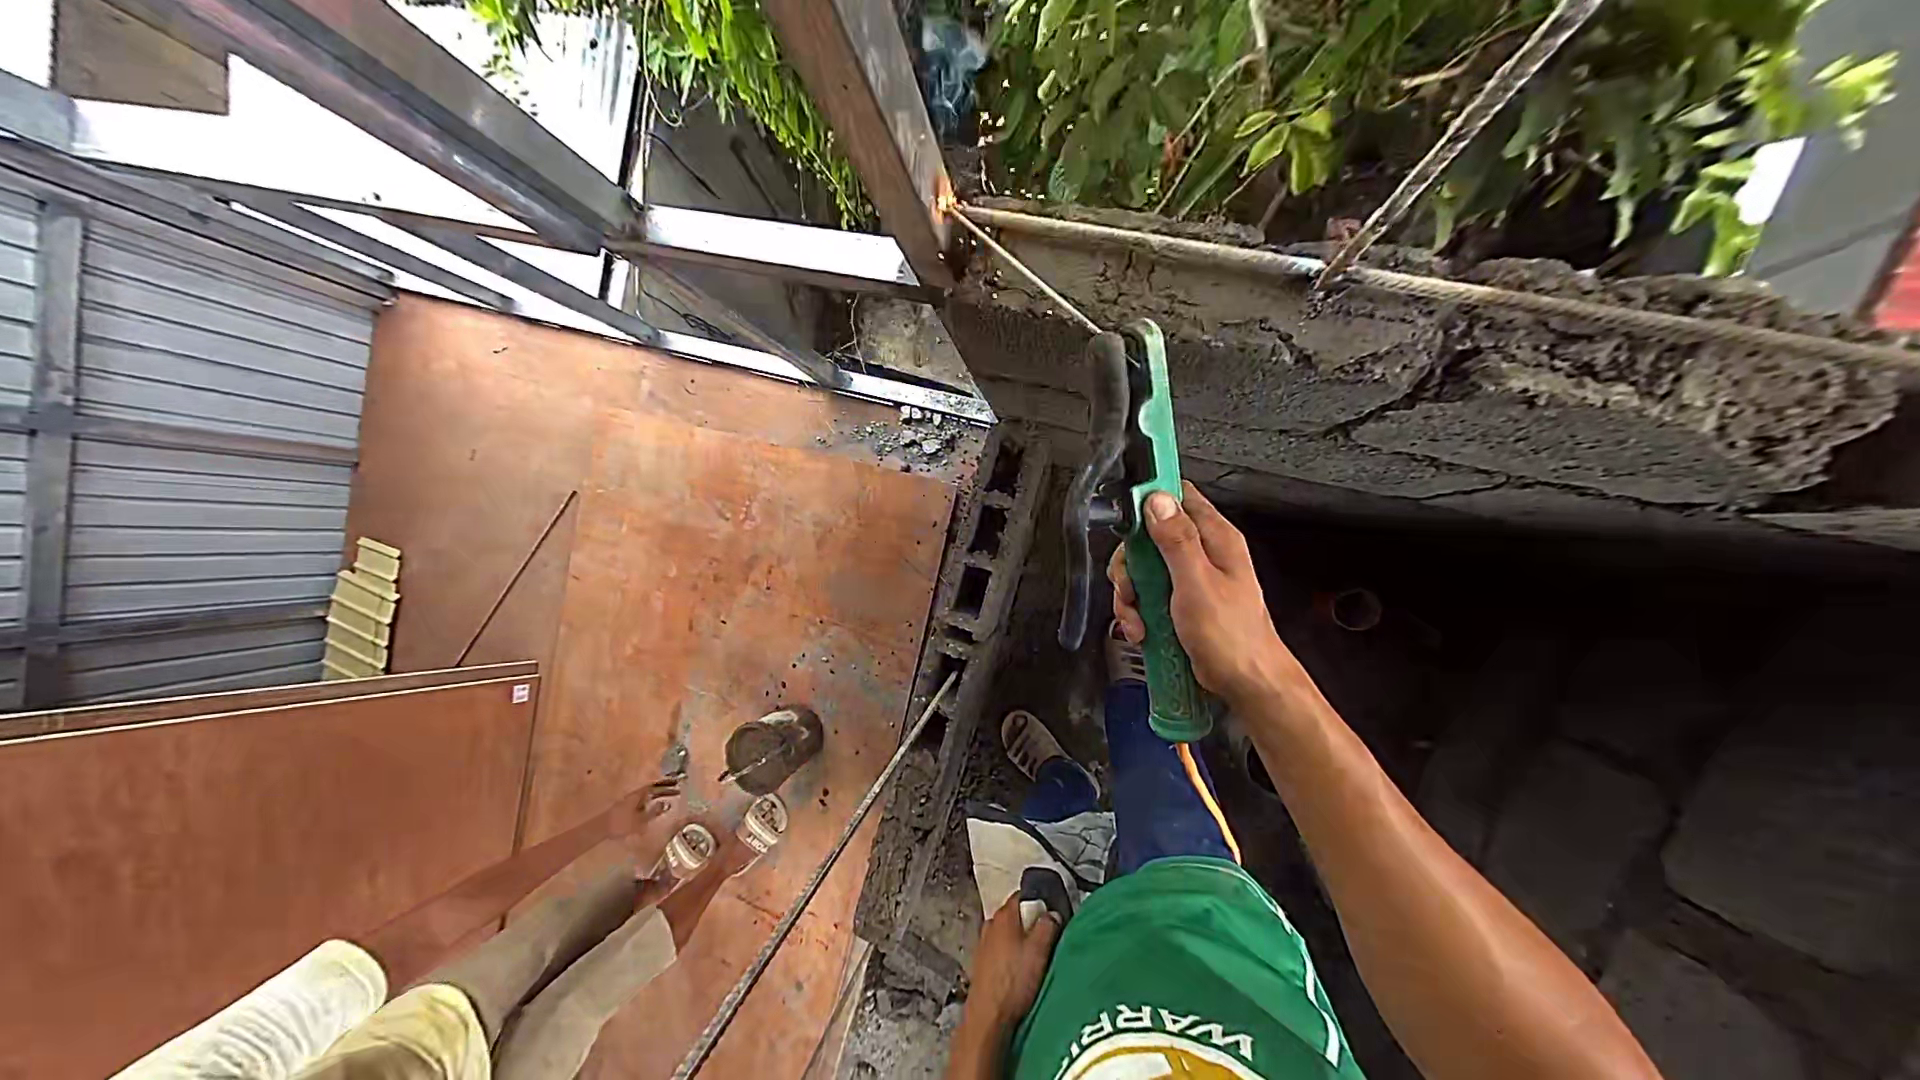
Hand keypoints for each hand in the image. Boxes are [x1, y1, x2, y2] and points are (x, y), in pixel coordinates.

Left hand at [606, 774, 683, 840]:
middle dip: (662, 790)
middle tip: (674, 791)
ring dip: (655, 796)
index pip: (656, 786)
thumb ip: (654, 812)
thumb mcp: (640, 820)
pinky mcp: (624, 809)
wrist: (601, 829)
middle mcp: (634, 795)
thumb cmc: (622, 823)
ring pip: (645, 796)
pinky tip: (651, 810)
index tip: (677, 784)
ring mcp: (628, 801)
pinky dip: (648, 804)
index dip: (666, 784)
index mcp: (639, 794)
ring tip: (664, 800)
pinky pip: (641, 802)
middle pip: (651, 789)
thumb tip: (667, 804)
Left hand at [962, 894, 1060, 1036]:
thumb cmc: (1014, 982)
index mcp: (1004, 915)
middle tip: (1047, 938)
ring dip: (1020, 940)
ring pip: (1008, 933)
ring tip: (1034, 958)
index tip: (1052, 913)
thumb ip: (1048, 926)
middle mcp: (991, 923)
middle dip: (1030, 922)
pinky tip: (1018, 971)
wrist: (988, 1017)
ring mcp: (984, 943)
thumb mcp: (1039, 951)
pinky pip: (1000, 949)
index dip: (1039, 901)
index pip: (1023, 895)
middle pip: (1015, 914)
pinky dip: (1010, 954)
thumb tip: (1052, 913)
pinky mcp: (981, 962)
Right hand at [1109, 481, 1300, 705]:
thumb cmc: (1234, 638)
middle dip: (1131, 564)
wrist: (1245, 683)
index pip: (1176, 495)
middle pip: (1147, 537)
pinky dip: (1137, 612)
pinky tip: (1143, 628)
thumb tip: (1158, 501)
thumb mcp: (1198, 584)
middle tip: (1133, 586)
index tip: (1130, 524)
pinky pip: (1146, 595)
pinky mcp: (1178, 601)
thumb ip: (1176, 541)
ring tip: (1140, 618)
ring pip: (1142, 569)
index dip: (1148, 500)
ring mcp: (1188, 578)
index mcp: (1214, 538)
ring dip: (1131, 595)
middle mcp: (1201, 553)